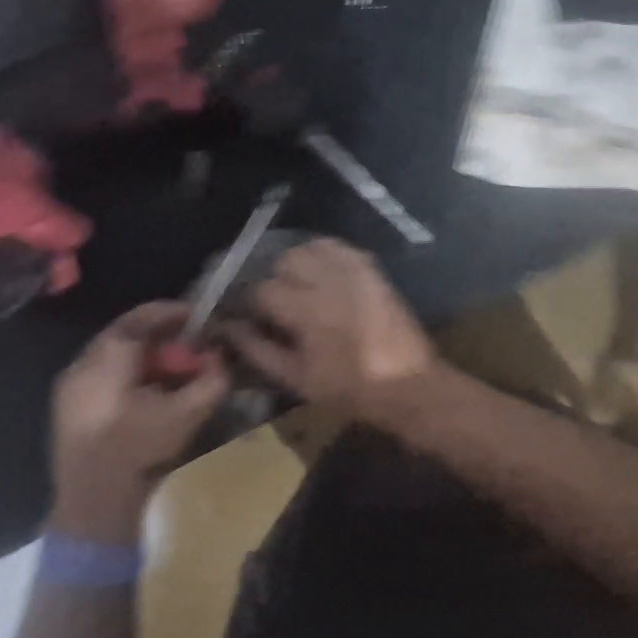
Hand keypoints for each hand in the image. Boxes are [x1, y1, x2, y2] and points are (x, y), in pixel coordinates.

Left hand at [50, 302, 227, 541]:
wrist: (94, 503)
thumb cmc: (140, 454)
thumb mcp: (186, 417)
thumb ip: (210, 381)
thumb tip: (219, 358)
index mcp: (106, 362)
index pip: (138, 320)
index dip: (169, 313)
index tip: (195, 316)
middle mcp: (81, 365)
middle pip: (122, 335)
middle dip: (157, 335)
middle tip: (186, 346)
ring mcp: (68, 386)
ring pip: (109, 355)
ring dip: (141, 355)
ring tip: (169, 370)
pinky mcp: (65, 406)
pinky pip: (99, 375)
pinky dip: (124, 373)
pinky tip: (144, 394)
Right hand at [224, 238, 435, 419]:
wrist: (408, 385)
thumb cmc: (349, 389)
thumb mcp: (296, 379)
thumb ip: (258, 349)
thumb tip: (229, 327)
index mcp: (308, 310)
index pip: (262, 290)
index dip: (251, 304)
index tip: (252, 318)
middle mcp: (329, 280)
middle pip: (283, 261)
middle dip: (275, 280)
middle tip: (279, 306)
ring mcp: (354, 270)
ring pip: (308, 247)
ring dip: (298, 265)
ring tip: (300, 289)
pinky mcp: (371, 269)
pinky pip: (337, 247)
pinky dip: (323, 256)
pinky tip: (322, 277)